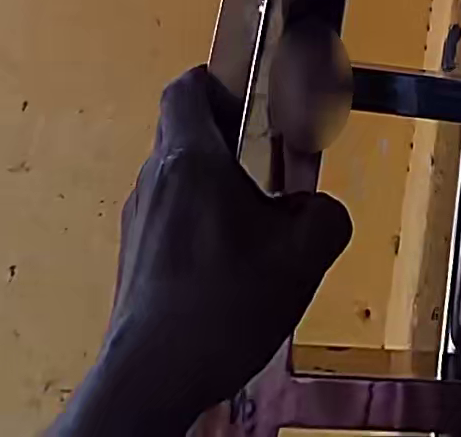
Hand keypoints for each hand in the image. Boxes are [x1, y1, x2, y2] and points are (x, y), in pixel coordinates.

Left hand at [50, 67, 352, 436]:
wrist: (151, 383)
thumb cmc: (221, 307)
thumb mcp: (302, 257)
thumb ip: (326, 216)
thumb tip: (320, 209)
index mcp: (191, 161)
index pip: (186, 88)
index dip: (215, 77)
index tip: (246, 89)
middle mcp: (156, 179)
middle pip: (184, 127)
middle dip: (225, 129)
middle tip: (264, 149)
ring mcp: (138, 216)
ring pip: (176, 168)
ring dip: (212, 172)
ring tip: (251, 206)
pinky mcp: (133, 250)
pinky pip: (167, 205)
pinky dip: (196, 208)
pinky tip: (226, 249)